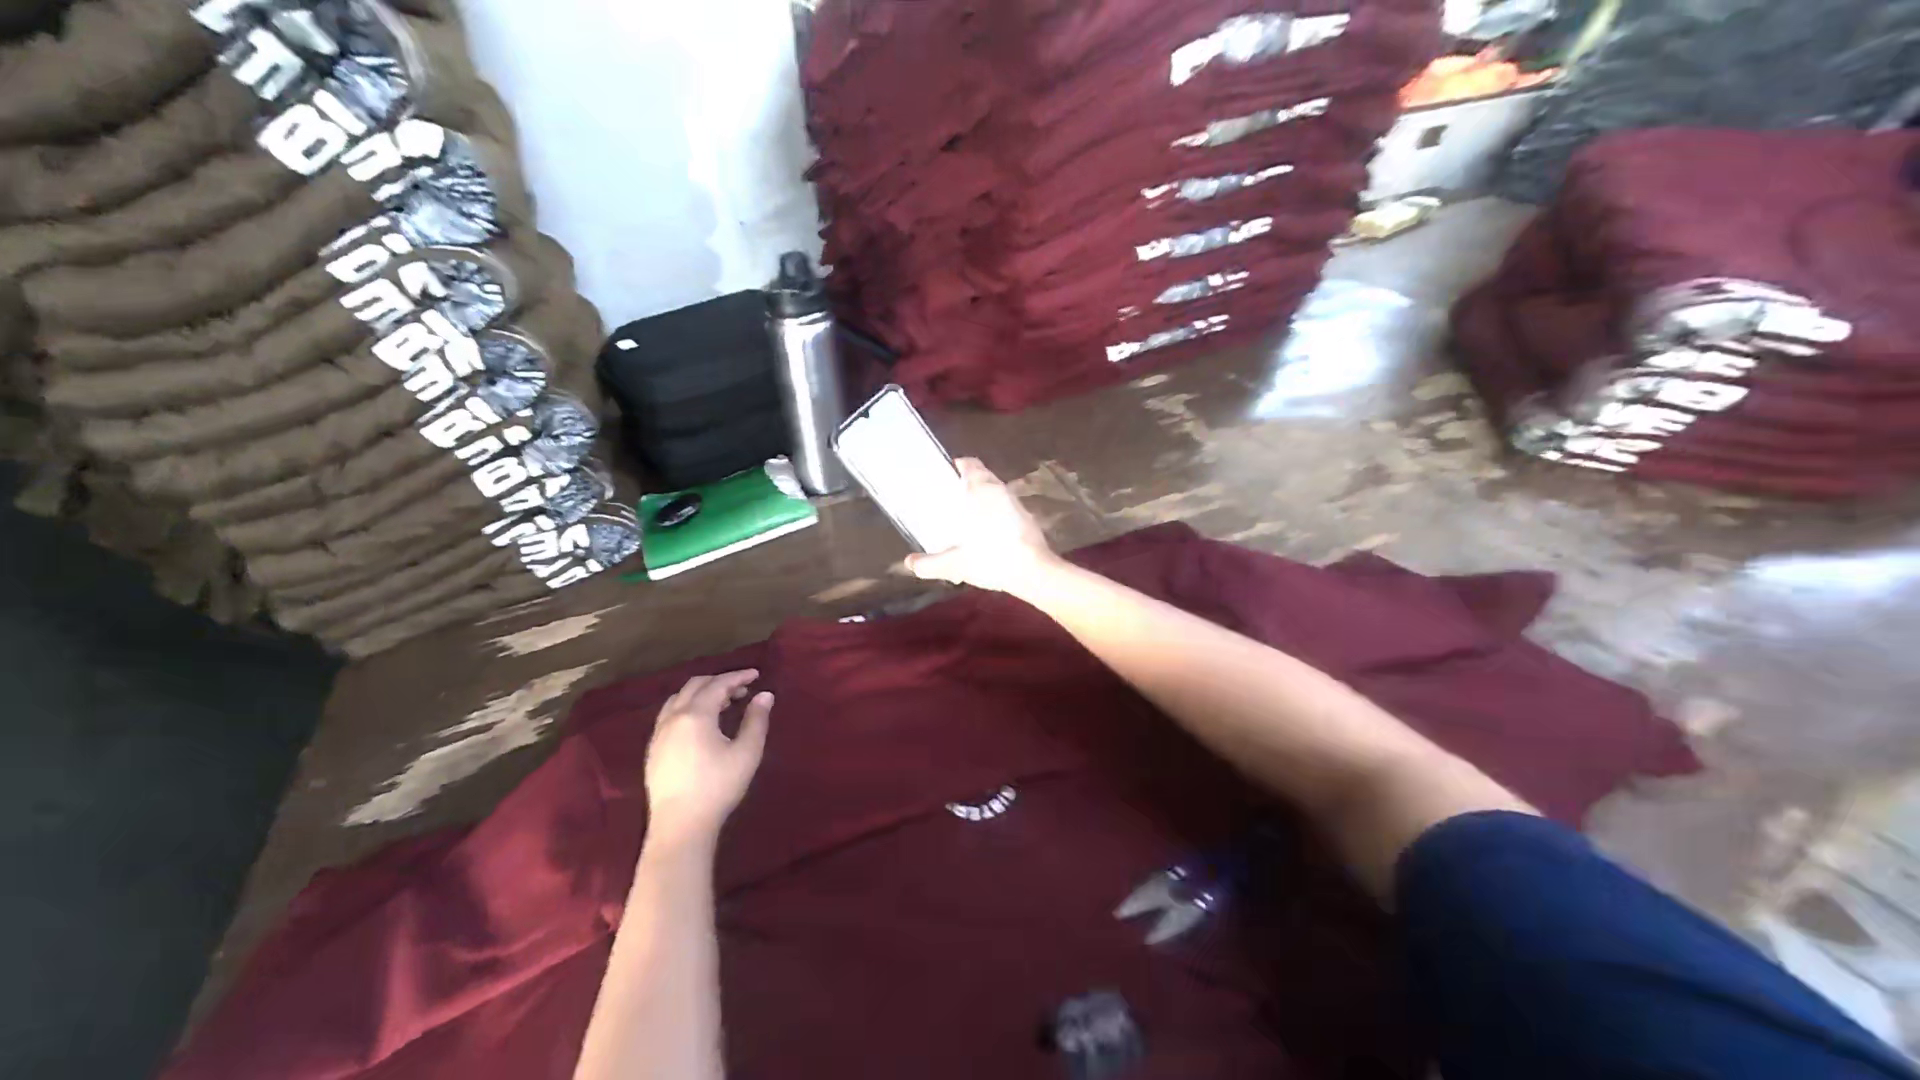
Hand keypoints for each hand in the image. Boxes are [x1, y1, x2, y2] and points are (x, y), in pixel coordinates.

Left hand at [644, 670, 772, 842]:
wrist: (681, 825)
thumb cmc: (718, 787)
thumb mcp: (746, 753)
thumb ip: (756, 720)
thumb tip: (764, 695)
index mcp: (696, 715)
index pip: (718, 684)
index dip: (738, 676)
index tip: (756, 674)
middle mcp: (673, 717)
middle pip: (695, 685)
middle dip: (719, 682)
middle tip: (742, 689)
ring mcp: (659, 733)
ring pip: (678, 699)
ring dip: (701, 693)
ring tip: (722, 704)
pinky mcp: (653, 749)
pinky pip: (669, 714)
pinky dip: (687, 707)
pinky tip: (700, 724)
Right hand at [904, 458, 1063, 595]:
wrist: (1034, 573)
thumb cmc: (992, 559)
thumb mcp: (954, 564)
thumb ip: (929, 564)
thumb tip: (908, 563)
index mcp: (981, 490)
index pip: (970, 464)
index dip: (957, 466)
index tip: (945, 475)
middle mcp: (1001, 491)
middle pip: (983, 478)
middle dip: (967, 486)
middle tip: (950, 501)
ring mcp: (1018, 505)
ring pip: (997, 494)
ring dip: (983, 501)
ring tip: (966, 520)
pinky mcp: (1029, 521)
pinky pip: (1007, 510)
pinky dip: (997, 516)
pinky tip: (988, 537)